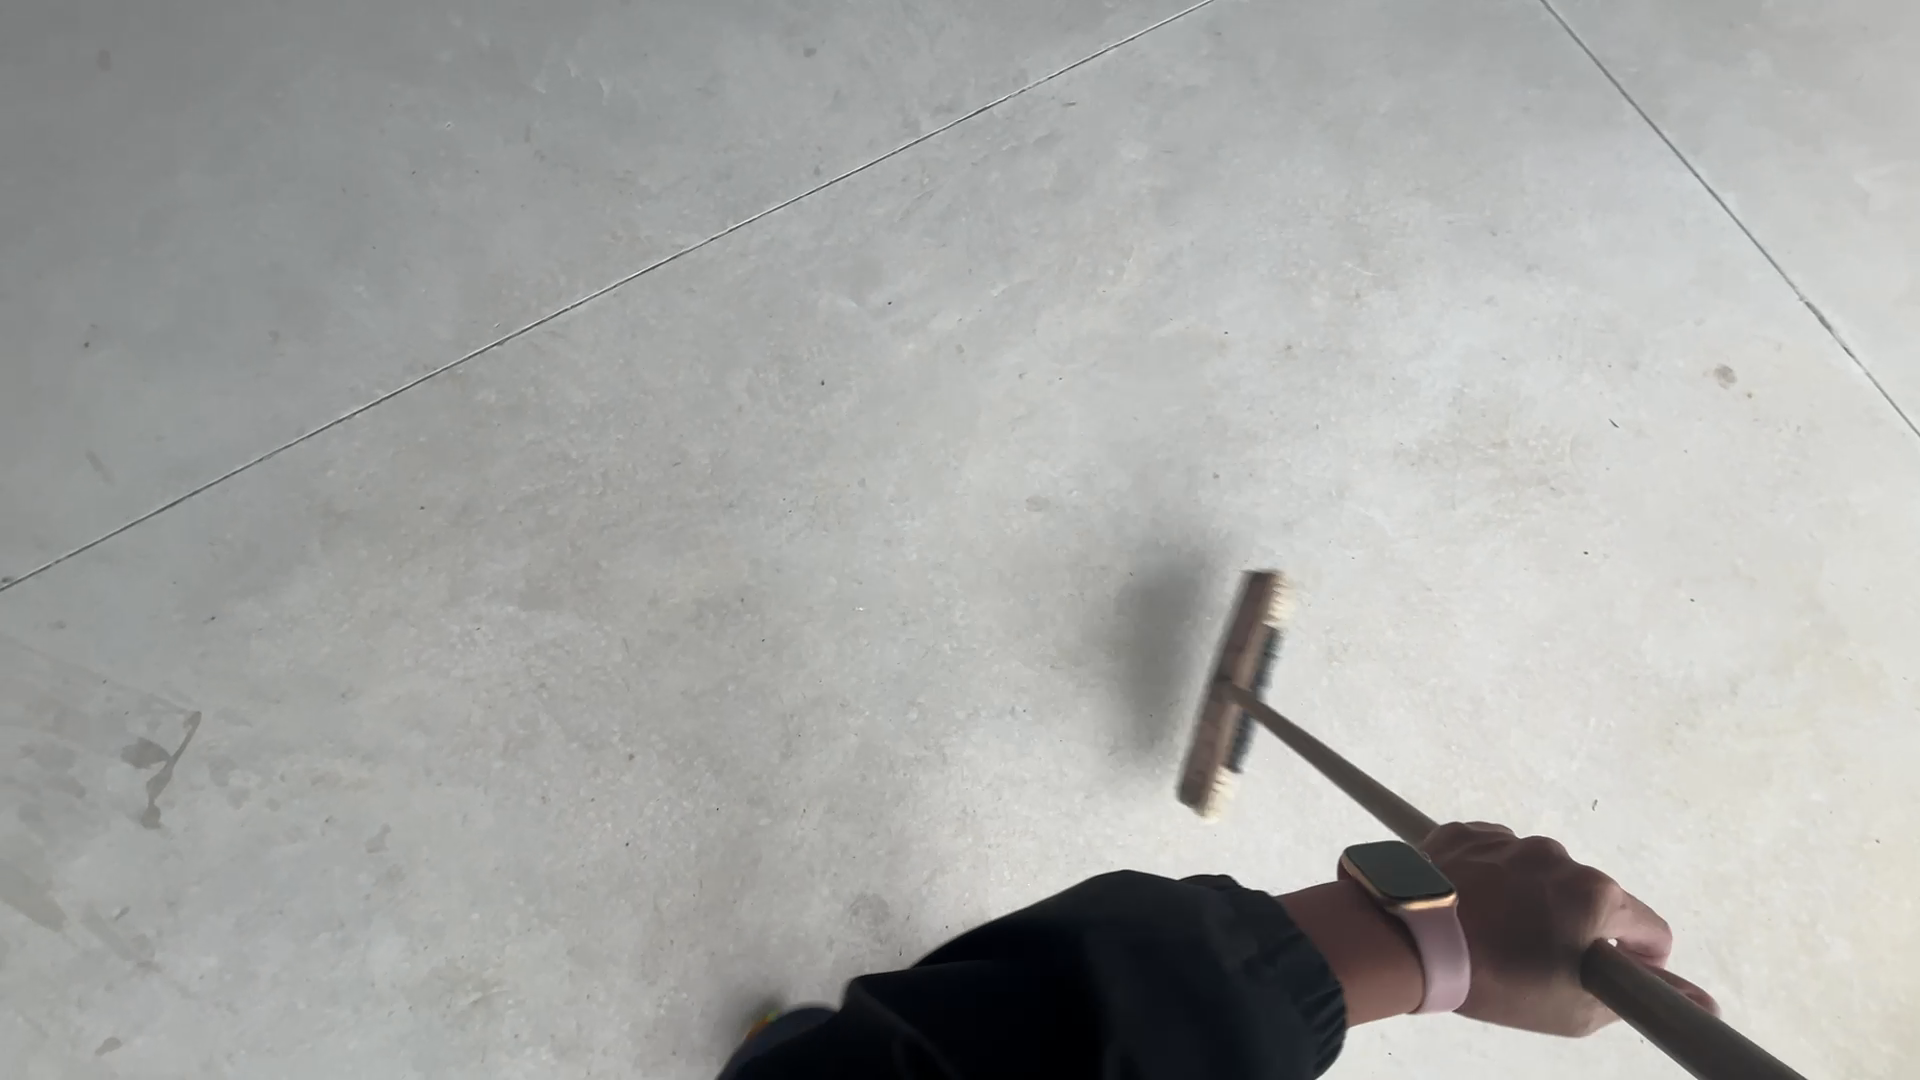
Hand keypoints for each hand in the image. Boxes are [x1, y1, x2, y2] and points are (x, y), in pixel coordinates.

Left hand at [1422, 821, 1717, 1035]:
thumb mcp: (1579, 1006)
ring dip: (1529, 893)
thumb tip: (1703, 1000)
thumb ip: (1645, 996)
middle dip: (1576, 922)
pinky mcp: (1459, 831)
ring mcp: (1502, 837)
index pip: (1649, 928)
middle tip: (1537, 952)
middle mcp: (1552, 854)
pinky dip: (1489, 872)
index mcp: (1595, 892)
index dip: (1639, 958)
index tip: (1607, 971)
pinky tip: (1471, 900)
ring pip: (1535, 870)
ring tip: (1495, 926)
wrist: (1410, 935)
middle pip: (1587, 894)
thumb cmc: (1500, 978)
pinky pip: (1491, 852)